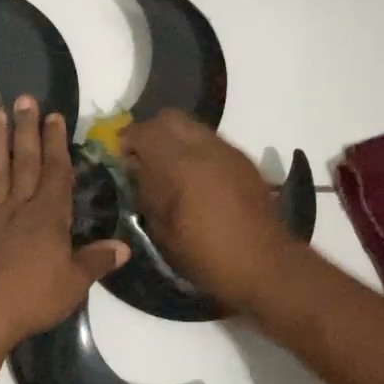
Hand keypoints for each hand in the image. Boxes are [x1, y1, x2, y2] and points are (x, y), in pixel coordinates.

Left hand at [0, 96, 130, 357]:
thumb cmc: (34, 300)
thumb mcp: (75, 283)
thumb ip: (97, 261)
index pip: (56, 172)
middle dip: (27, 130)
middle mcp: (19, 209)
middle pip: (24, 163)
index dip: (57, 144)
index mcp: (49, 217)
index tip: (55, 116)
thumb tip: (122, 247)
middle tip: (25, 99)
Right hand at [122, 110, 296, 310]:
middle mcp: (207, 148)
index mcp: (182, 165)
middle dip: (151, 132)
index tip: (120, 158)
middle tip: (141, 159)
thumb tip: (134, 168)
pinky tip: (192, 180)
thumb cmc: (205, 255)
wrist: (264, 265)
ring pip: (193, 127)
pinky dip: (195, 151)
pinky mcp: (244, 162)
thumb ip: (145, 191)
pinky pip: (212, 142)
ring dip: (175, 140)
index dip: (126, 140)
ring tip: (167, 170)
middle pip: (171, 118)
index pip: (145, 131)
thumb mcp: (162, 229)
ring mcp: (230, 152)